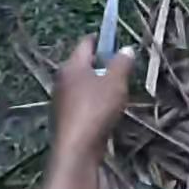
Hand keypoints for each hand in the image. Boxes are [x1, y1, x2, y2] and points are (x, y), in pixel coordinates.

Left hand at [53, 37, 134, 157]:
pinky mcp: (66, 117)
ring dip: (99, 84)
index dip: (102, 39)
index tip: (117, 41)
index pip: (86, 43)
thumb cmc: (96, 109)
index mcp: (72, 65)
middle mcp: (62, 78)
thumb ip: (122, 63)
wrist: (77, 148)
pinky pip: (82, 101)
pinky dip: (94, 101)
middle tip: (122, 69)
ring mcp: (62, 99)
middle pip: (84, 63)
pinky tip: (107, 111)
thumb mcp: (116, 82)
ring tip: (118, 91)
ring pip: (83, 83)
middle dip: (102, 63)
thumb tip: (126, 49)